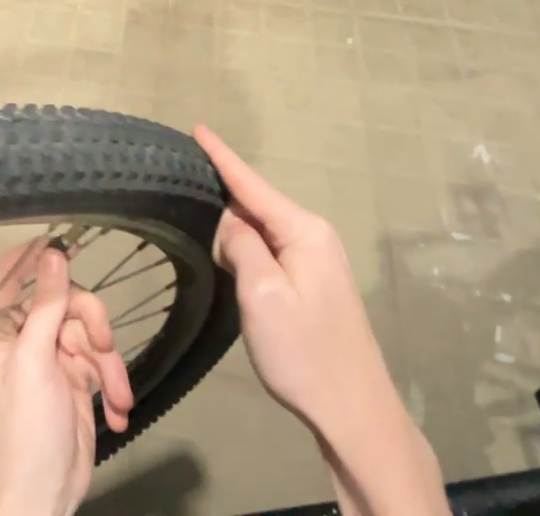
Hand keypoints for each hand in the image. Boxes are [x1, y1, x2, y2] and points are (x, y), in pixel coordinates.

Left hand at [0, 240, 134, 515]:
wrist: (46, 490)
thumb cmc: (26, 424)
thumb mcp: (35, 359)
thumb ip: (46, 304)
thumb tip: (53, 251)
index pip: (12, 274)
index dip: (36, 256)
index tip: (66, 243)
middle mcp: (22, 334)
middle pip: (65, 300)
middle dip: (91, 327)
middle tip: (105, 346)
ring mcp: (50, 355)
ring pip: (89, 331)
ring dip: (109, 365)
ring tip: (118, 397)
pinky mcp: (75, 377)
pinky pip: (100, 361)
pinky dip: (113, 385)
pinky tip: (118, 412)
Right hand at [197, 125, 384, 431]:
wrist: (354, 411)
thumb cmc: (304, 352)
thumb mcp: (261, 294)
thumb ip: (241, 245)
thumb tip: (230, 221)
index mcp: (304, 231)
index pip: (252, 184)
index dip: (222, 157)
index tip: (198, 128)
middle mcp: (315, 236)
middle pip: (257, 205)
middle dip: (224, 202)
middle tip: (185, 204)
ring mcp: (318, 260)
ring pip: (263, 231)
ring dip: (236, 233)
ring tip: (204, 236)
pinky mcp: (315, 283)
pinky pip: (272, 251)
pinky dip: (249, 251)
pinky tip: (234, 262)